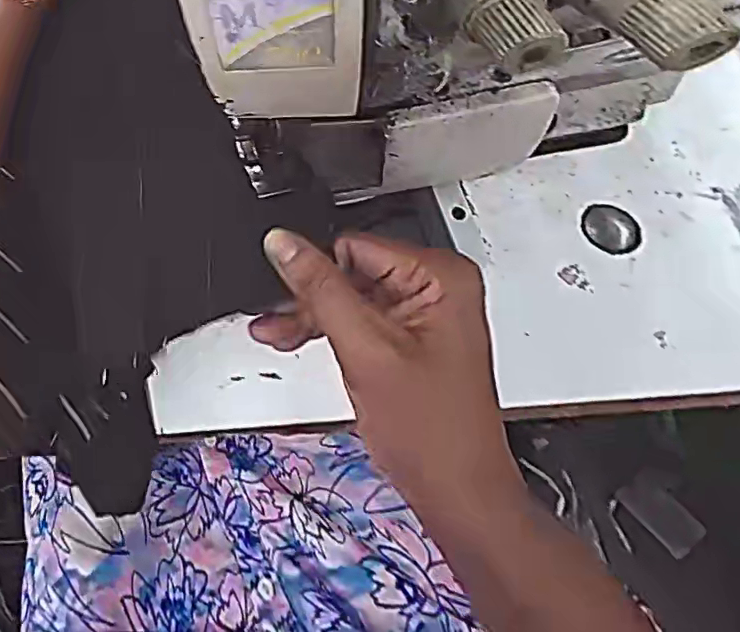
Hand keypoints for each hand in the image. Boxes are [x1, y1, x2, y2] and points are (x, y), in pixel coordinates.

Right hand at [252, 230, 524, 511]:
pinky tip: (301, 338)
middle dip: (313, 300)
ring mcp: (426, 310)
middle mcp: (438, 284)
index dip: (319, 275)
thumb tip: (284, 244)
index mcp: (441, 275)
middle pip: (351, 271)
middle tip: (282, 323)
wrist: (458, 497)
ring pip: (350, 294)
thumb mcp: (365, 349)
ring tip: (281, 334)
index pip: (355, 246)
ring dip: (315, 316)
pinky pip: (362, 315)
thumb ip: (319, 289)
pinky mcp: (413, 331)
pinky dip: (332, 330)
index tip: (289, 297)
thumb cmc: (435, 435)